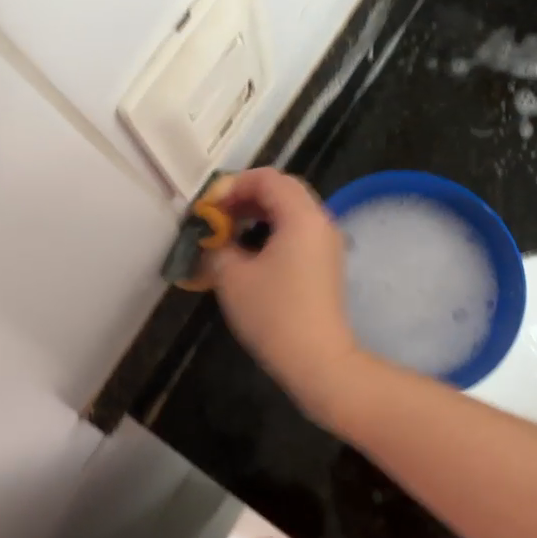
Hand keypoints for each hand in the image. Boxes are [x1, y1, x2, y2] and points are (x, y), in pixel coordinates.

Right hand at [209, 169, 365, 420]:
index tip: (209, 207)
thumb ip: (218, 246)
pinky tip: (250, 253)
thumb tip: (213, 237)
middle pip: (282, 189)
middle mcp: (320, 221)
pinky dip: (272, 230)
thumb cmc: (274, 314)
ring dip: (258, 214)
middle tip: (217, 216)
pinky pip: (298, 231)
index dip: (233, 185)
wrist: (318, 359)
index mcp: (301, 216)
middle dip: (245, 197)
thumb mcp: (232, 277)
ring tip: (229, 233)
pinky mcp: (327, 262)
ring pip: (291, 210)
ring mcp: (327, 242)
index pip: (267, 178)